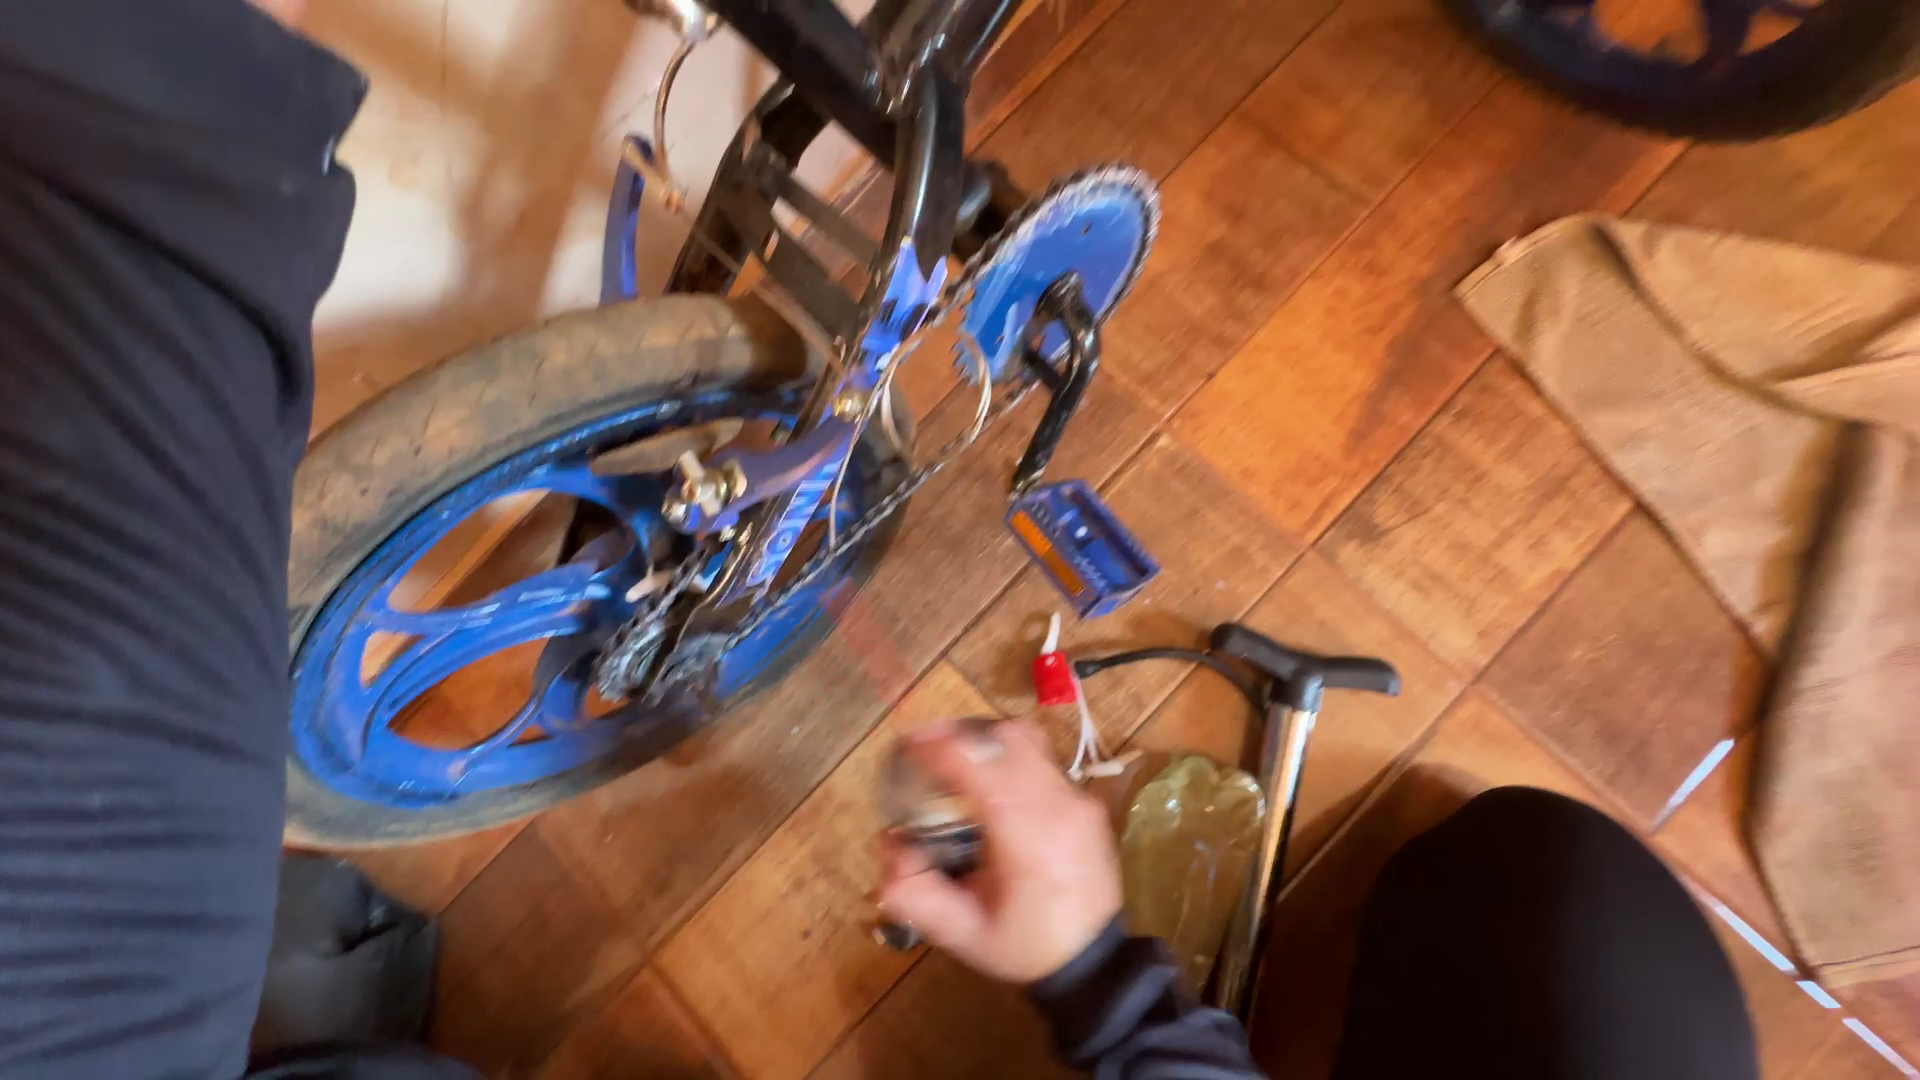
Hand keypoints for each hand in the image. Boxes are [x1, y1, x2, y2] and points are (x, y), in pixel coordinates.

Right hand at [877, 718, 1122, 983]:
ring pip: (1027, 739)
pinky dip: (1010, 755)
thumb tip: (889, 845)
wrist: (1097, 961)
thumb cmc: (1026, 945)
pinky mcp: (1086, 799)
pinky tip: (992, 781)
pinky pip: (1043, 757)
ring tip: (958, 757)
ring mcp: (1078, 798)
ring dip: (986, 740)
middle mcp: (1058, 806)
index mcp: (1028, 838)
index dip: (942, 747)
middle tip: (926, 746)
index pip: (983, 768)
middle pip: (1006, 739)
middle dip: (960, 734)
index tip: (910, 745)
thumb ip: (918, 894)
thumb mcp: (964, 934)